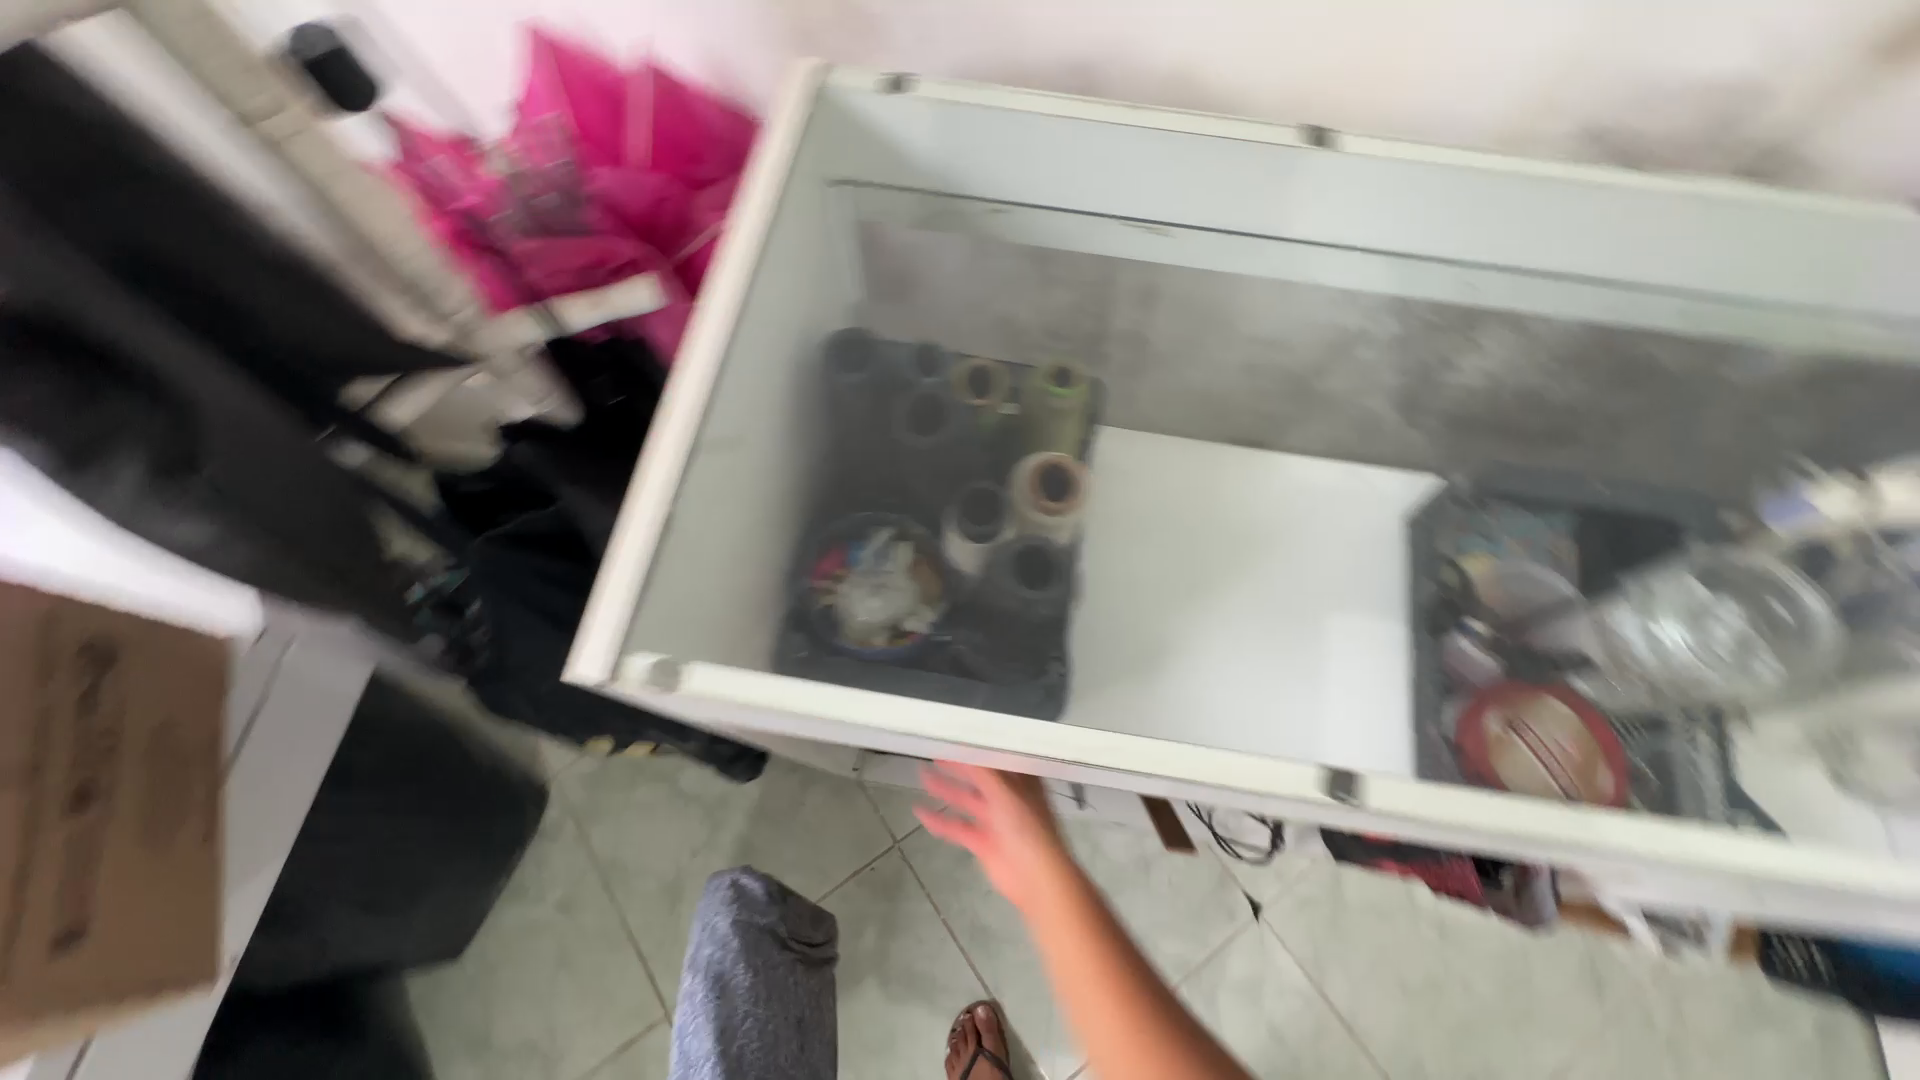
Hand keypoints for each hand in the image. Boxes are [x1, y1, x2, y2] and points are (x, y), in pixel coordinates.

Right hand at [917, 762, 1075, 916]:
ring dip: (946, 789)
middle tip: (936, 754)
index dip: (978, 749)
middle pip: (979, 778)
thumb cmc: (1028, 829)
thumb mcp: (1006, 792)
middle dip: (958, 767)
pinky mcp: (982, 842)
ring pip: (966, 800)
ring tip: (923, 776)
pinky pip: (957, 827)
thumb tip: (966, 749)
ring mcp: (995, 821)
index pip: (998, 759)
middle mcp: (1008, 798)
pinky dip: (940, 820)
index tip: (957, 738)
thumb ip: (984, 772)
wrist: (1035, 878)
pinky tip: (921, 812)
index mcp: (1020, 783)